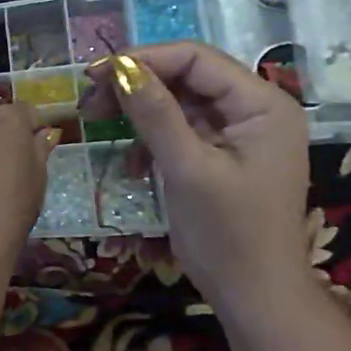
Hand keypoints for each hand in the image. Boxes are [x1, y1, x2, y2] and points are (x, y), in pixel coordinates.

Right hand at [87, 43, 309, 305]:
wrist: (252, 291)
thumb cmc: (227, 232)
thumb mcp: (187, 169)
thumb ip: (156, 115)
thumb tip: (119, 70)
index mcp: (261, 105)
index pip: (197, 59)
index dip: (144, 59)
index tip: (95, 74)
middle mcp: (254, 110)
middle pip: (187, 78)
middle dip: (136, 85)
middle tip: (89, 101)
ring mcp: (237, 135)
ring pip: (180, 104)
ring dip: (138, 111)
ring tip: (97, 122)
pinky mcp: (220, 157)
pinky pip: (180, 132)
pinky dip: (150, 138)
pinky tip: (129, 160)